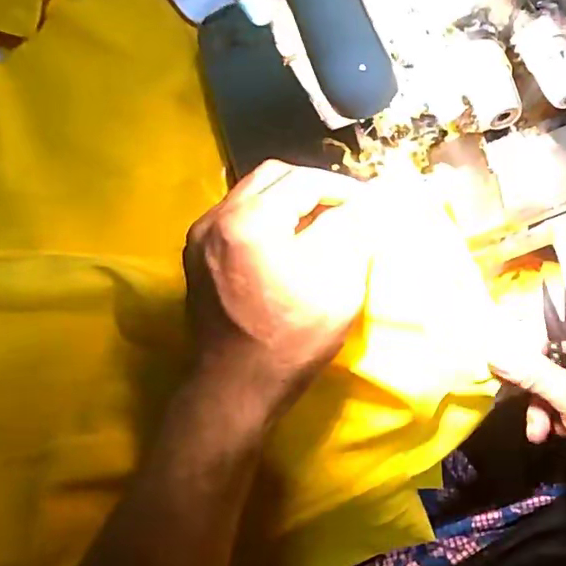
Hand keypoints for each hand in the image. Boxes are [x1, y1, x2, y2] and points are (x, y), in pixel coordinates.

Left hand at [183, 161, 371, 417]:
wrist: (235, 387)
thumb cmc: (292, 341)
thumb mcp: (336, 286)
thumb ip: (351, 232)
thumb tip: (368, 201)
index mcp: (250, 221)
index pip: (304, 181)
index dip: (341, 188)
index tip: (367, 204)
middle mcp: (217, 218)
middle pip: (272, 177)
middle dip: (312, 187)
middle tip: (343, 209)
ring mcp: (200, 238)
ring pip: (250, 195)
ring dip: (287, 201)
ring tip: (319, 226)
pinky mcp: (197, 258)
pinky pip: (236, 218)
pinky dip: (266, 220)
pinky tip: (287, 246)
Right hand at [490, 325, 565, 493]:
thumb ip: (532, 374)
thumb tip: (493, 353)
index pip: (556, 331)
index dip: (530, 352)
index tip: (507, 374)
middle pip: (554, 360)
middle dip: (538, 393)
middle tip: (531, 418)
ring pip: (557, 383)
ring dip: (544, 410)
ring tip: (540, 435)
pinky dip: (557, 417)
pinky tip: (554, 436)